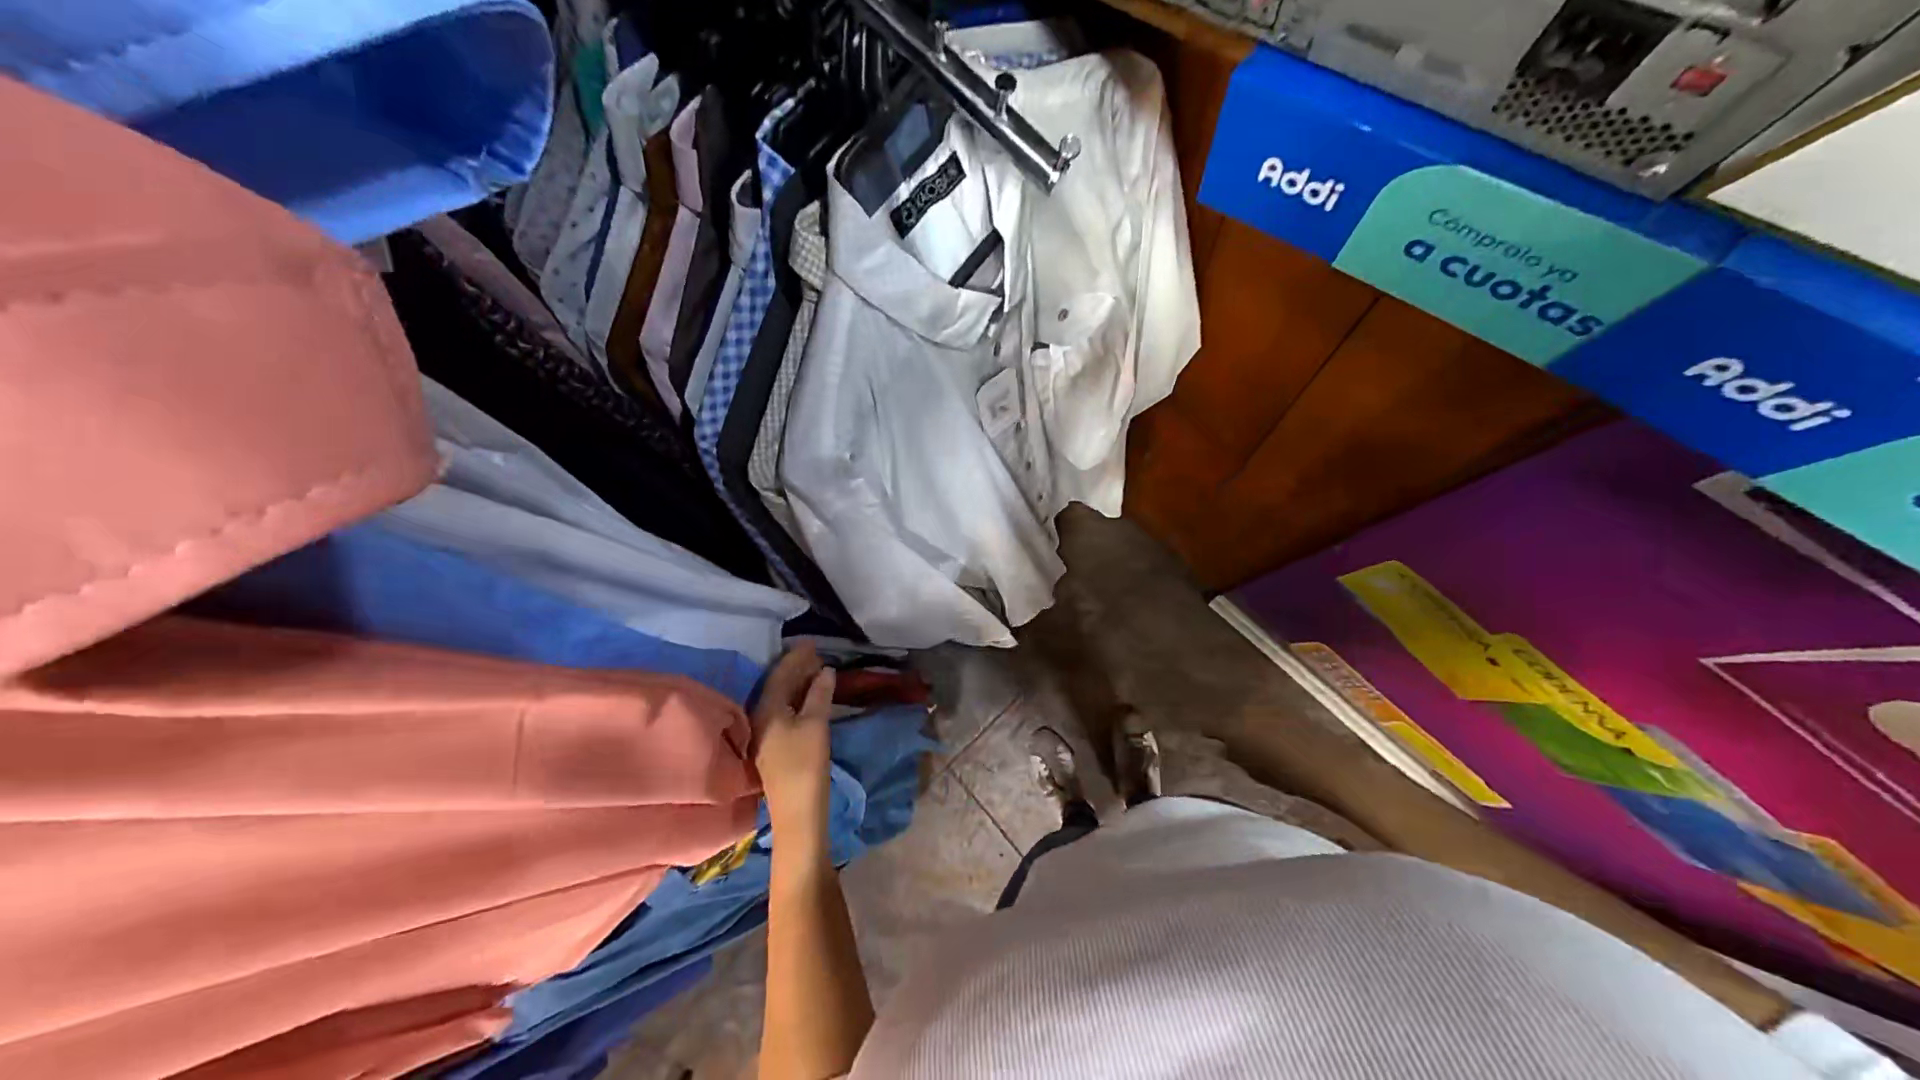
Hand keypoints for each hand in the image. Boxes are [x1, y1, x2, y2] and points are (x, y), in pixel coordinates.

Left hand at [752, 641, 836, 829]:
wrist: (797, 811)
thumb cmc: (805, 764)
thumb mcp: (816, 725)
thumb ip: (819, 695)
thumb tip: (824, 671)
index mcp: (766, 709)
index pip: (781, 674)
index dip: (796, 657)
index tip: (811, 643)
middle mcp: (760, 718)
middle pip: (778, 685)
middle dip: (796, 668)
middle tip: (815, 654)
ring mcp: (765, 734)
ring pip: (781, 699)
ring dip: (797, 683)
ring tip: (815, 670)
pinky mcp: (774, 747)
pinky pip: (784, 711)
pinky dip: (797, 699)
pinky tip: (809, 698)